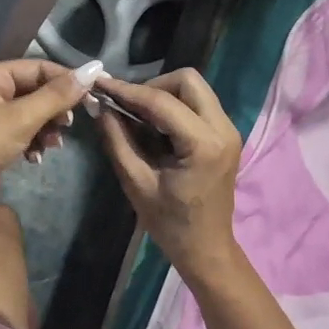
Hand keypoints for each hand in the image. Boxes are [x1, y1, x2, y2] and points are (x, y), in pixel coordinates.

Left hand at [0, 60, 96, 271]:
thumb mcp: (22, 118)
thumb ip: (57, 95)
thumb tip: (94, 69)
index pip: (38, 68)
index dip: (66, 80)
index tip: (92, 94)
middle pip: (36, 91)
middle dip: (55, 109)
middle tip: (69, 125)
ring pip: (32, 115)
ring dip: (47, 129)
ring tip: (53, 144)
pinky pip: (23, 134)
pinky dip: (34, 143)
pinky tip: (37, 157)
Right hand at [95, 69, 243, 278]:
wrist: (206, 247)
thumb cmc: (170, 223)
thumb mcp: (136, 183)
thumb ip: (118, 140)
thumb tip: (100, 107)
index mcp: (203, 144)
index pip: (161, 101)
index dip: (127, 90)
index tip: (100, 84)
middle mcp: (223, 128)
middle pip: (188, 80)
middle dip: (152, 86)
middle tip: (126, 105)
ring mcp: (228, 130)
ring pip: (194, 89)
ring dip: (163, 95)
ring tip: (136, 115)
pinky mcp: (225, 135)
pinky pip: (198, 105)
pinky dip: (173, 106)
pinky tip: (153, 126)